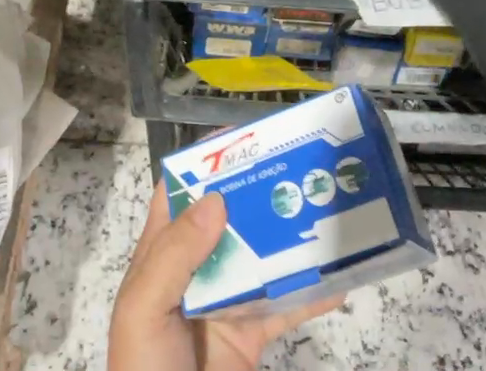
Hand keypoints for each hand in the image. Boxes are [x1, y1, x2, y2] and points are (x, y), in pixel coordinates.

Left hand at [107, 186, 343, 370]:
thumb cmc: (145, 369)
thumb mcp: (144, 310)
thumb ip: (174, 256)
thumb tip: (216, 200)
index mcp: (162, 256)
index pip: (178, 194)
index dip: (204, 163)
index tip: (242, 137)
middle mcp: (196, 269)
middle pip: (229, 218)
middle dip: (259, 191)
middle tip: (300, 164)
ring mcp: (226, 300)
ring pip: (263, 255)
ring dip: (290, 233)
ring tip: (326, 205)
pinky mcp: (252, 333)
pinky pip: (288, 305)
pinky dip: (314, 292)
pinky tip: (341, 276)